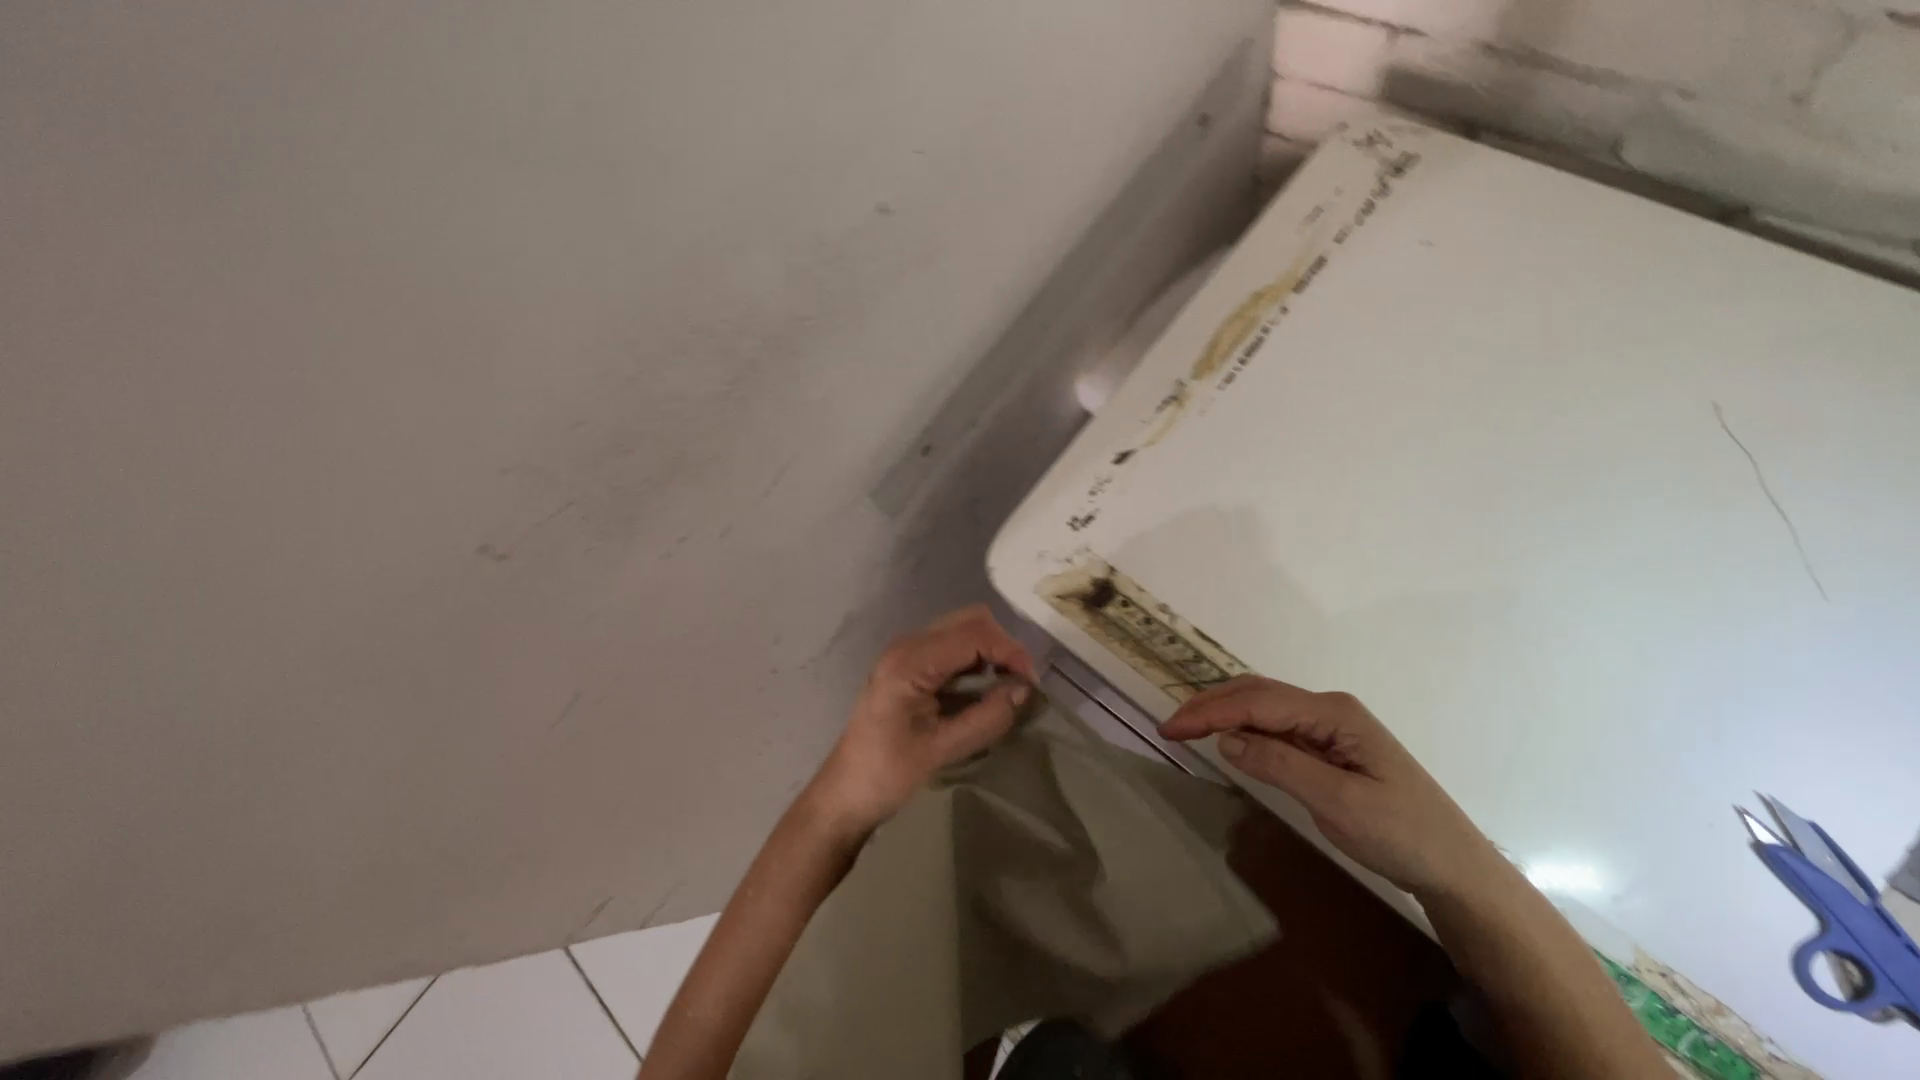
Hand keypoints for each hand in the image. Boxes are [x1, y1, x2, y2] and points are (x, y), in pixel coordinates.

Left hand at [809, 605, 1036, 834]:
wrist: (846, 792)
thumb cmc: (888, 773)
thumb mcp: (943, 749)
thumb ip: (987, 717)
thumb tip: (1025, 690)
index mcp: (910, 661)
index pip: (974, 633)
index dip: (1010, 651)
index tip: (1031, 684)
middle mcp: (907, 645)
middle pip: (970, 620)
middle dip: (1002, 646)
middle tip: (1021, 685)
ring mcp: (905, 652)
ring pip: (962, 630)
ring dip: (990, 652)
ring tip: (1006, 688)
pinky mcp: (909, 665)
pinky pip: (951, 647)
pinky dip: (975, 660)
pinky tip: (983, 690)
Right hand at [1159, 676, 1501, 896]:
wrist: (1453, 865)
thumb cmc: (1402, 834)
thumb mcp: (1338, 803)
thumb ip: (1282, 765)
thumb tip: (1228, 739)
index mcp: (1334, 714)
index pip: (1258, 701)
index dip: (1210, 711)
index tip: (1170, 728)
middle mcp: (1330, 710)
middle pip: (1257, 693)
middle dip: (1210, 705)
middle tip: (1170, 727)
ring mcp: (1331, 728)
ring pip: (1265, 707)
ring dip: (1224, 713)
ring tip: (1187, 729)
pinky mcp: (1330, 748)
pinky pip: (1277, 728)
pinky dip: (1244, 729)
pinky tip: (1228, 741)